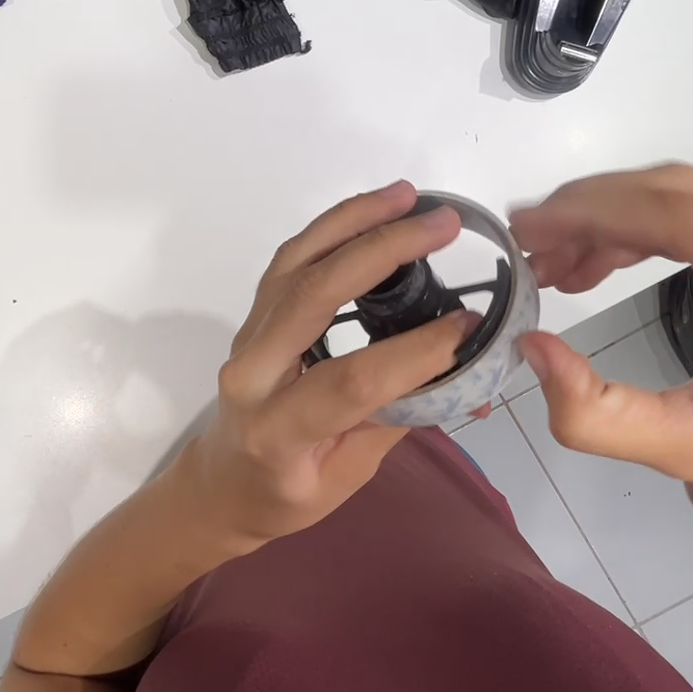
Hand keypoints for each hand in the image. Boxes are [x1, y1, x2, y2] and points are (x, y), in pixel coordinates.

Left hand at [176, 181, 478, 549]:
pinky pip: (288, 262)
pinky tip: (368, 212)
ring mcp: (246, 335)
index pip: (350, 381)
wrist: (221, 481)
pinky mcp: (254, 316)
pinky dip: (329, 229)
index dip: (413, 352)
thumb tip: (464, 376)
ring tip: (406, 197)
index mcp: (276, 429)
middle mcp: (251, 372)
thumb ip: (395, 421)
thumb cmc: (283, 494)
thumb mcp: (343, 478)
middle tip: (439, 225)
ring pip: (294, 263)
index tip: (470, 323)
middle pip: (311, 296)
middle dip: (380, 252)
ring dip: (352, 222)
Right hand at [508, 164, 692, 559]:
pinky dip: (633, 232)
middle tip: (522, 241)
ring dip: (605, 219)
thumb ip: (597, 413)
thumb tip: (530, 341)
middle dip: (590, 210)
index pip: (688, 216)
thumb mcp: (687, 451)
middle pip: (684, 193)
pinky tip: (589, 263)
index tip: (522, 226)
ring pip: (685, 196)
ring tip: (547, 261)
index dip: (593, 213)